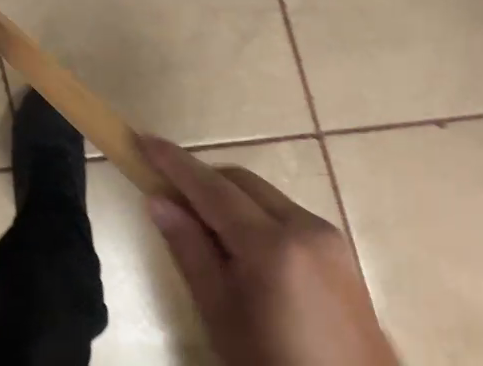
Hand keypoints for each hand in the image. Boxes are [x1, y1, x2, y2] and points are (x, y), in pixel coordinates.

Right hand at [136, 135, 398, 365]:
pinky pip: (286, 215)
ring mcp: (329, 237)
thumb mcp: (220, 314)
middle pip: (240, 182)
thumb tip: (157, 200)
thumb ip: (189, 251)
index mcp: (272, 245)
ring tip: (203, 229)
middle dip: (201, 180)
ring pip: (263, 196)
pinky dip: (256, 216)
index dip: (173, 162)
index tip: (141, 139)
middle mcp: (305, 227)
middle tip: (166, 194)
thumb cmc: (273, 362)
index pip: (211, 187)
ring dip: (229, 198)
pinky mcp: (340, 252)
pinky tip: (242, 247)